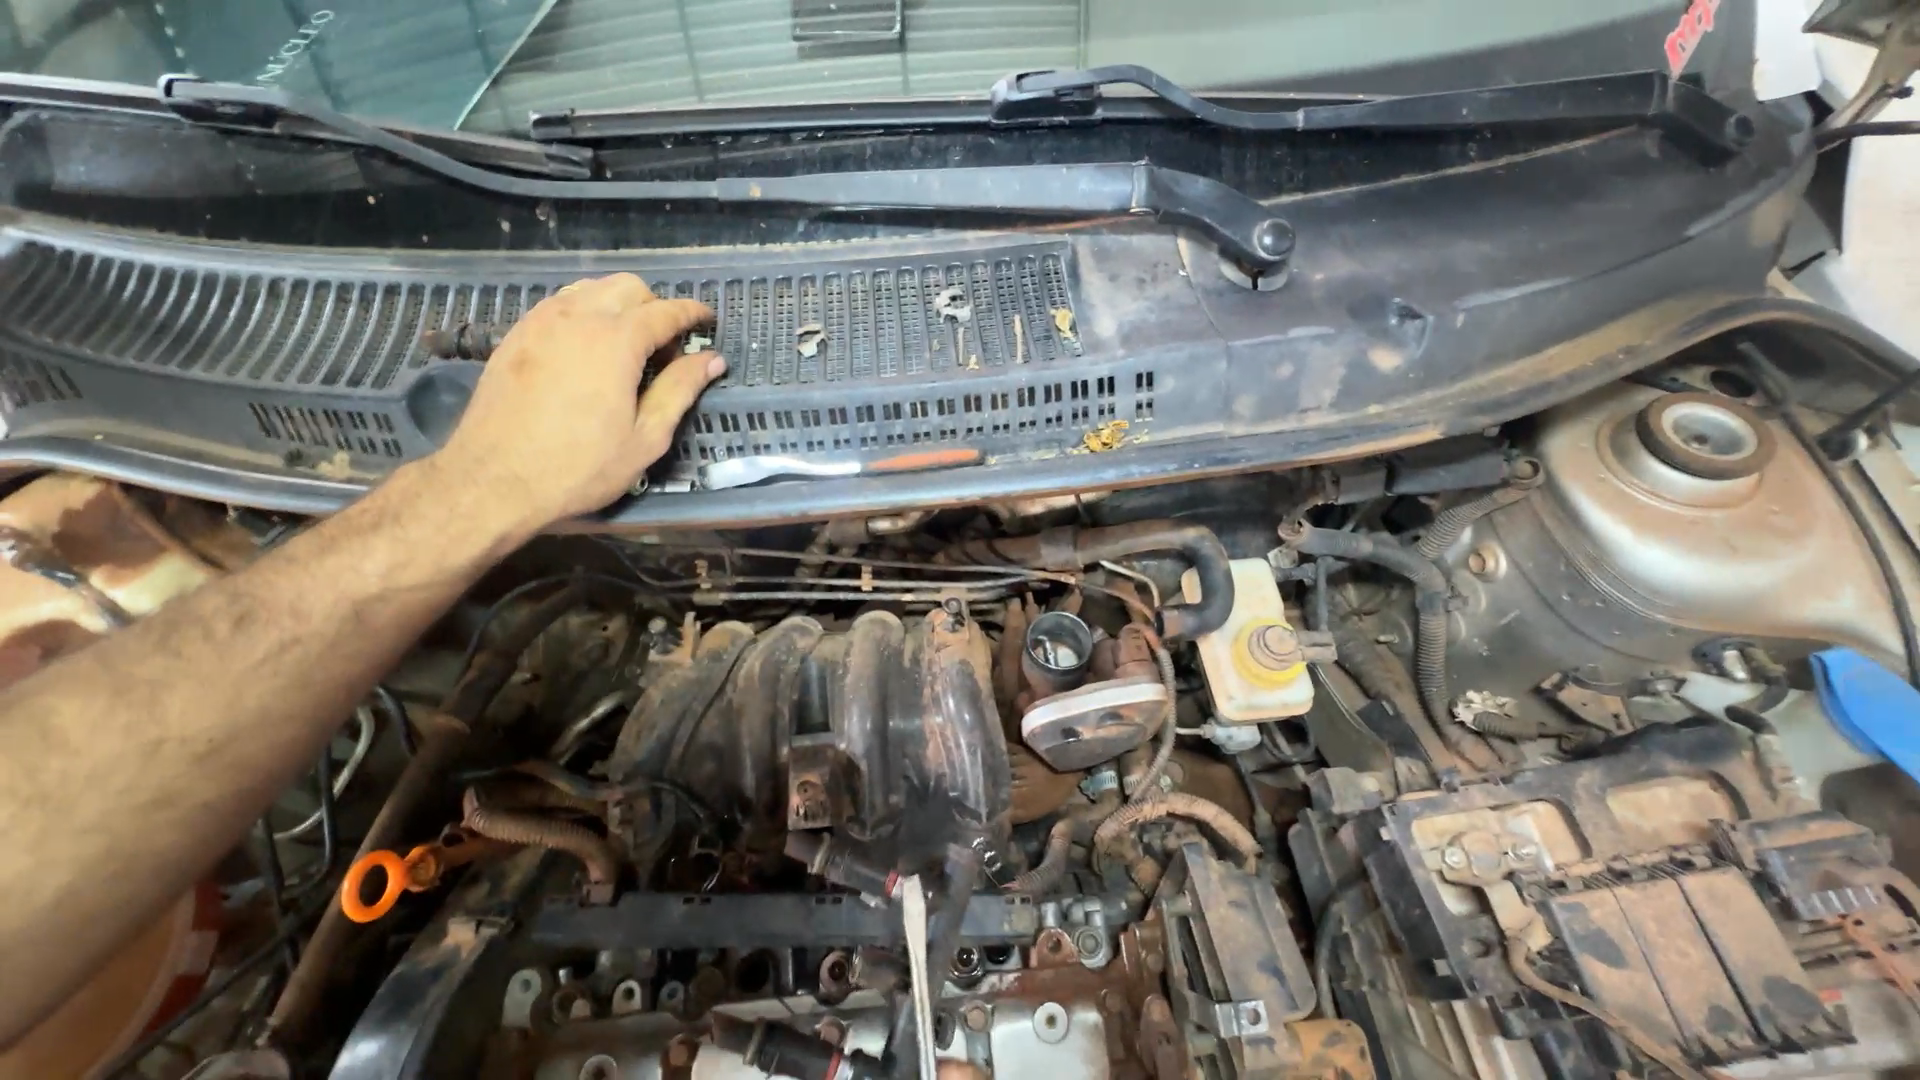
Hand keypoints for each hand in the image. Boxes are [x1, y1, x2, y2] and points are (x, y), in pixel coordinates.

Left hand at [432, 274, 723, 531]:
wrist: (495, 480)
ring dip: (618, 305)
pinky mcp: (516, 335)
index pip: (665, 311)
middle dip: (655, 306)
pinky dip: (585, 312)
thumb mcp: (645, 437)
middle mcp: (578, 318)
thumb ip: (680, 390)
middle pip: (628, 288)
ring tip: (628, 344)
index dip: (692, 313)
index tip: (707, 320)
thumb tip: (711, 360)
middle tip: (666, 346)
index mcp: (616, 341)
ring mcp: (541, 322)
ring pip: (590, 289)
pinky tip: (589, 348)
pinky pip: (560, 305)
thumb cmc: (580, 467)